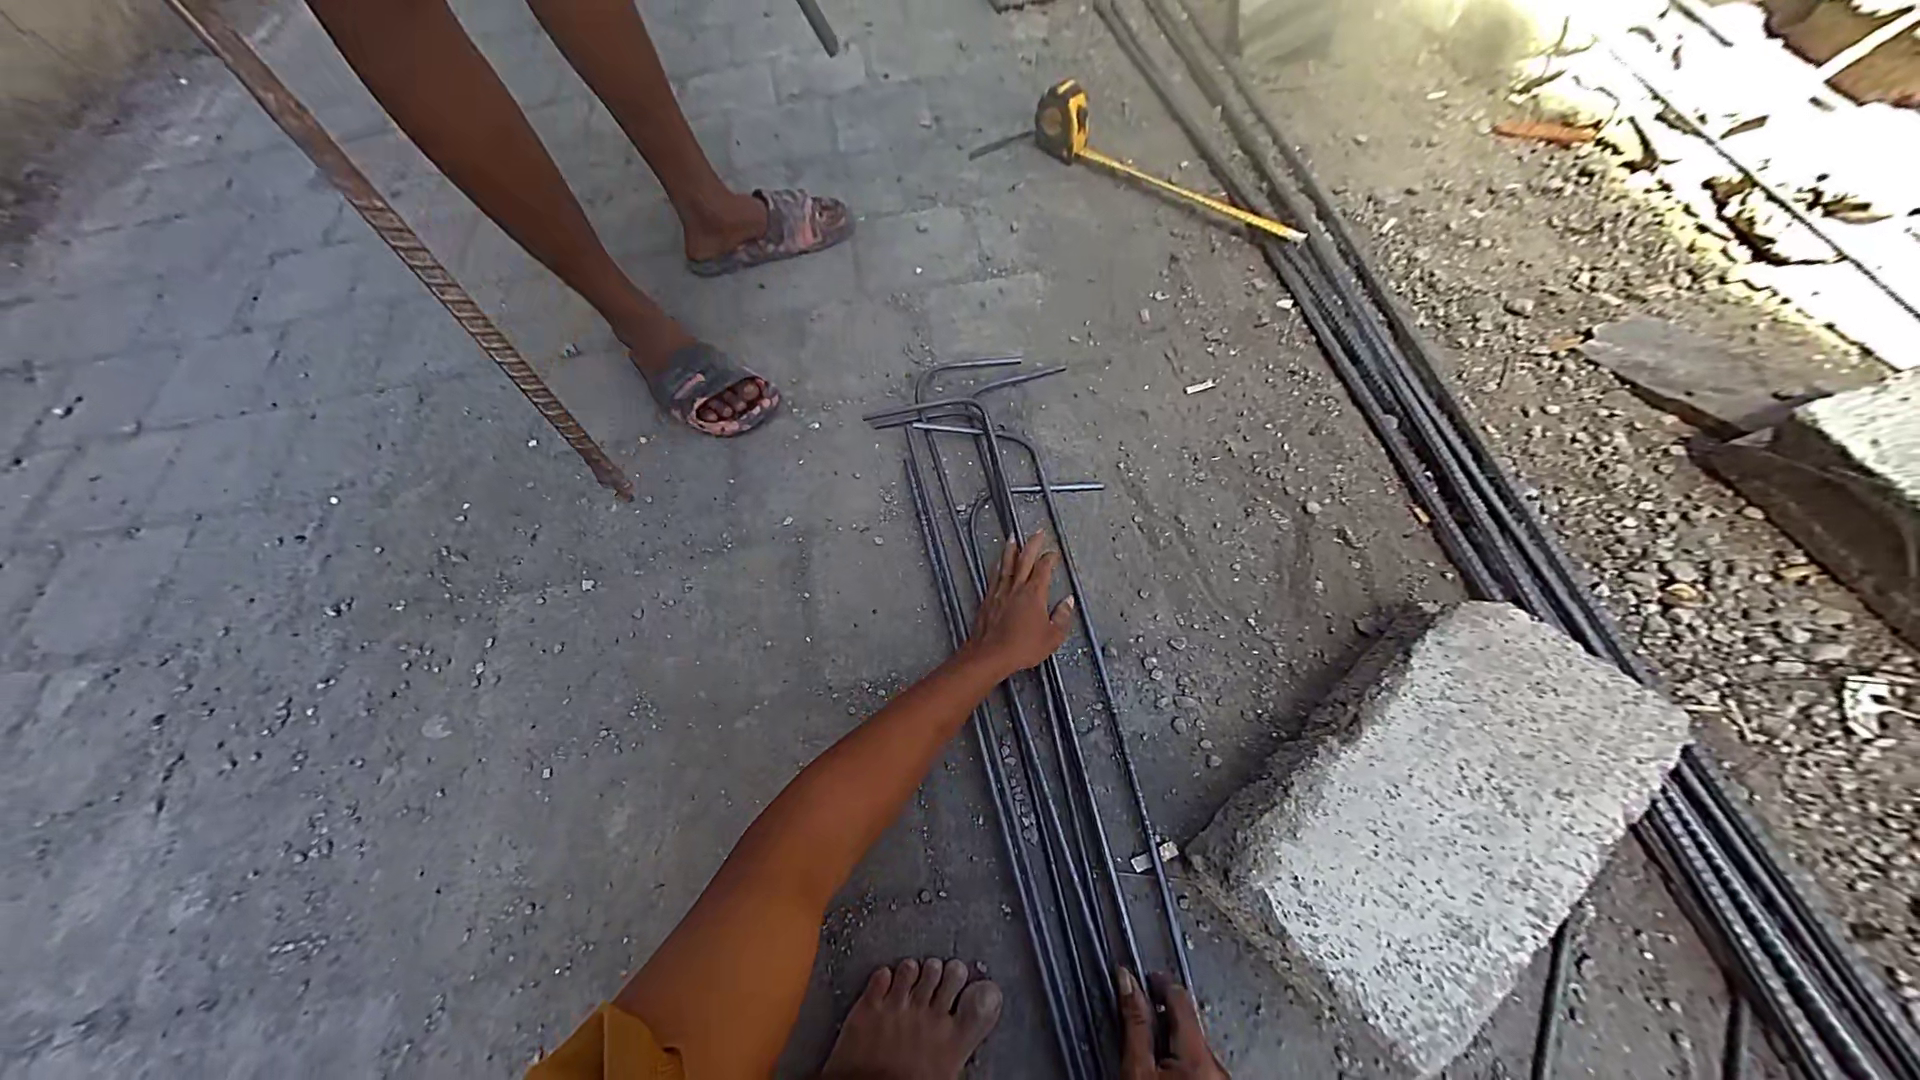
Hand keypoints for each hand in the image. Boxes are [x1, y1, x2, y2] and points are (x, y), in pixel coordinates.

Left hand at [967, 531, 1073, 674]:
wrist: (990, 654)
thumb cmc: (1022, 647)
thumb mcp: (1052, 637)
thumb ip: (1062, 617)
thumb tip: (1068, 602)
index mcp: (1034, 594)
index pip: (1043, 569)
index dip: (1050, 558)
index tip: (1054, 553)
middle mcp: (1016, 588)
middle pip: (1025, 559)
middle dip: (1032, 544)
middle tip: (1037, 532)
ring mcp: (1000, 592)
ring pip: (1006, 564)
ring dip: (1011, 550)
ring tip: (1013, 538)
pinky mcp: (988, 599)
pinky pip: (994, 576)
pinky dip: (998, 566)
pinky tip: (998, 563)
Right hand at [1119, 969, 1230, 1078]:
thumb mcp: (1137, 1071)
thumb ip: (1135, 1025)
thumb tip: (1127, 980)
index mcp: (1199, 1057)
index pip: (1180, 998)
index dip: (1159, 983)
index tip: (1143, 978)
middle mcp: (1218, 1068)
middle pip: (1188, 1021)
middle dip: (1163, 1014)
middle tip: (1138, 1016)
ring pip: (1193, 1043)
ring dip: (1171, 1036)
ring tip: (1149, 1047)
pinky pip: (1200, 1063)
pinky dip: (1182, 1057)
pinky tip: (1165, 1069)